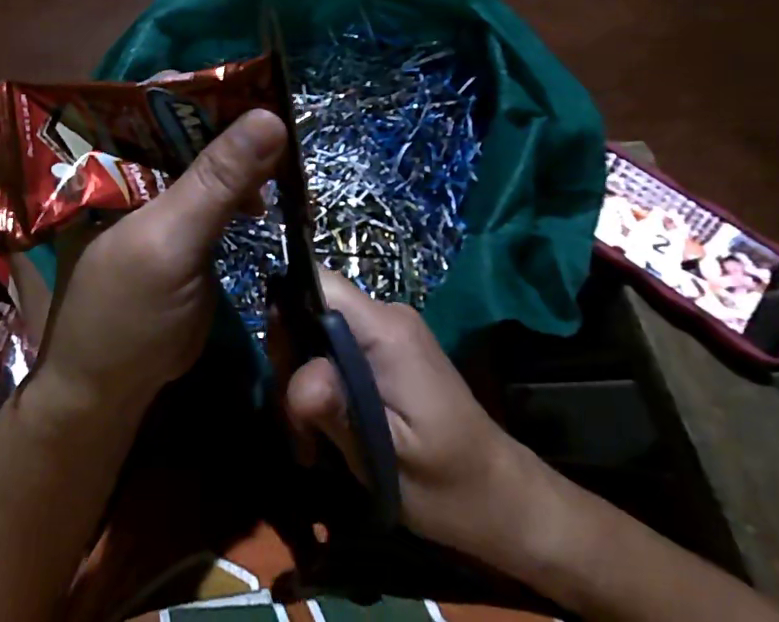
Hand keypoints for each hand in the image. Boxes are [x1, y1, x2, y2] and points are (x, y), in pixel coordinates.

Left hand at [40, 109, 285, 415]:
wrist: (112, 389)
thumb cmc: (125, 314)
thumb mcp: (171, 241)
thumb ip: (216, 181)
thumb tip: (271, 116)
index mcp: (104, 160)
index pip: (151, 100)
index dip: (202, 87)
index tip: (257, 83)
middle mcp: (128, 168)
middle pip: (184, 124)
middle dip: (232, 119)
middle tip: (281, 120)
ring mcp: (157, 197)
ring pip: (206, 156)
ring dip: (244, 154)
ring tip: (283, 158)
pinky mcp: (182, 225)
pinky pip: (217, 191)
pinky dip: (245, 187)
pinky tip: (271, 193)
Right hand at [278, 269, 547, 562]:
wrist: (499, 496)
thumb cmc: (447, 482)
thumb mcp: (386, 456)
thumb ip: (339, 411)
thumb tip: (297, 378)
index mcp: (386, 331)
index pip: (320, 283)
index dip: (287, 310)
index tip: (280, 366)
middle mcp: (385, 317)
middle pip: (312, 311)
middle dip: (291, 362)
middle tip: (298, 427)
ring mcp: (387, 334)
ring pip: (318, 335)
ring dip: (304, 384)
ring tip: (311, 441)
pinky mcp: (385, 353)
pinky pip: (336, 352)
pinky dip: (322, 388)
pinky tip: (323, 433)